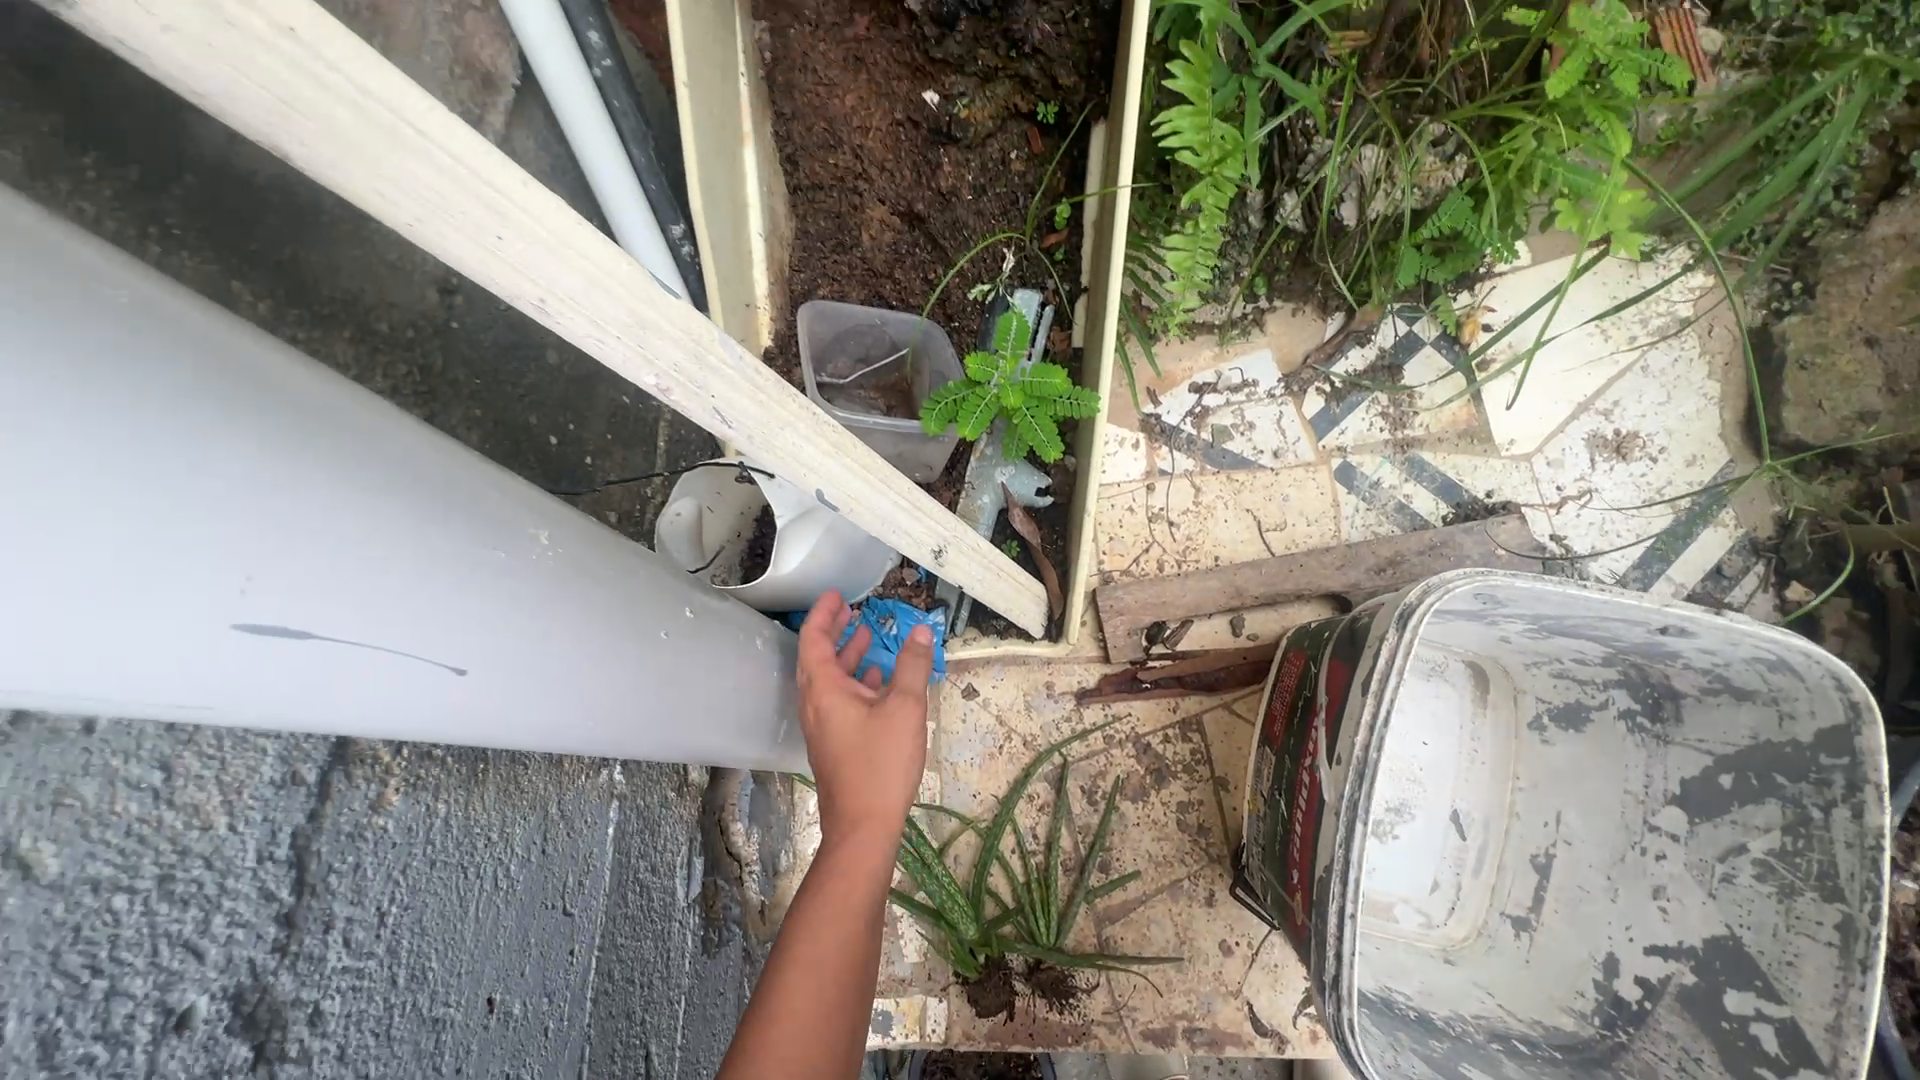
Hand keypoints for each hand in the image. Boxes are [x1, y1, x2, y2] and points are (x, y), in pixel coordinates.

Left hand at [796, 591, 933, 852]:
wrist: (863, 825)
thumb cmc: (880, 763)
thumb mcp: (904, 708)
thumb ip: (912, 666)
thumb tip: (921, 632)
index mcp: (824, 690)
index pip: (814, 640)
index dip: (823, 614)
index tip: (837, 595)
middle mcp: (816, 704)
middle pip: (818, 657)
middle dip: (833, 631)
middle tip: (849, 608)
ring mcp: (824, 725)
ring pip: (830, 680)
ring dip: (846, 655)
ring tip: (867, 635)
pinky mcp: (835, 742)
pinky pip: (840, 699)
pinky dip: (856, 681)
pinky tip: (879, 680)